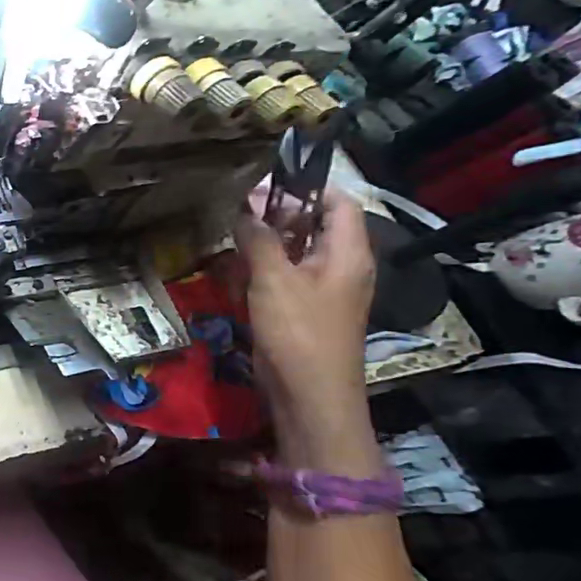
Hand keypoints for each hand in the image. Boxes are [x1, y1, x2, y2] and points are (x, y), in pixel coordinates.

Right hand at [232, 190, 373, 412]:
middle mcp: (343, 267)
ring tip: (232, 236)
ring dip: (267, 244)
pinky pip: (288, 279)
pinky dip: (265, 271)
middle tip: (240, 210)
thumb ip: (259, 240)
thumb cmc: (298, 333)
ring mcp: (325, 291)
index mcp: (348, 253)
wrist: (310, 397)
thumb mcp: (273, 280)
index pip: (338, 201)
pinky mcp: (307, 312)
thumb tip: (246, 207)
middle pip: (316, 226)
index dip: (307, 187)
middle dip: (279, 215)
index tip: (265, 183)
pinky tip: (237, 274)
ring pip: (298, 253)